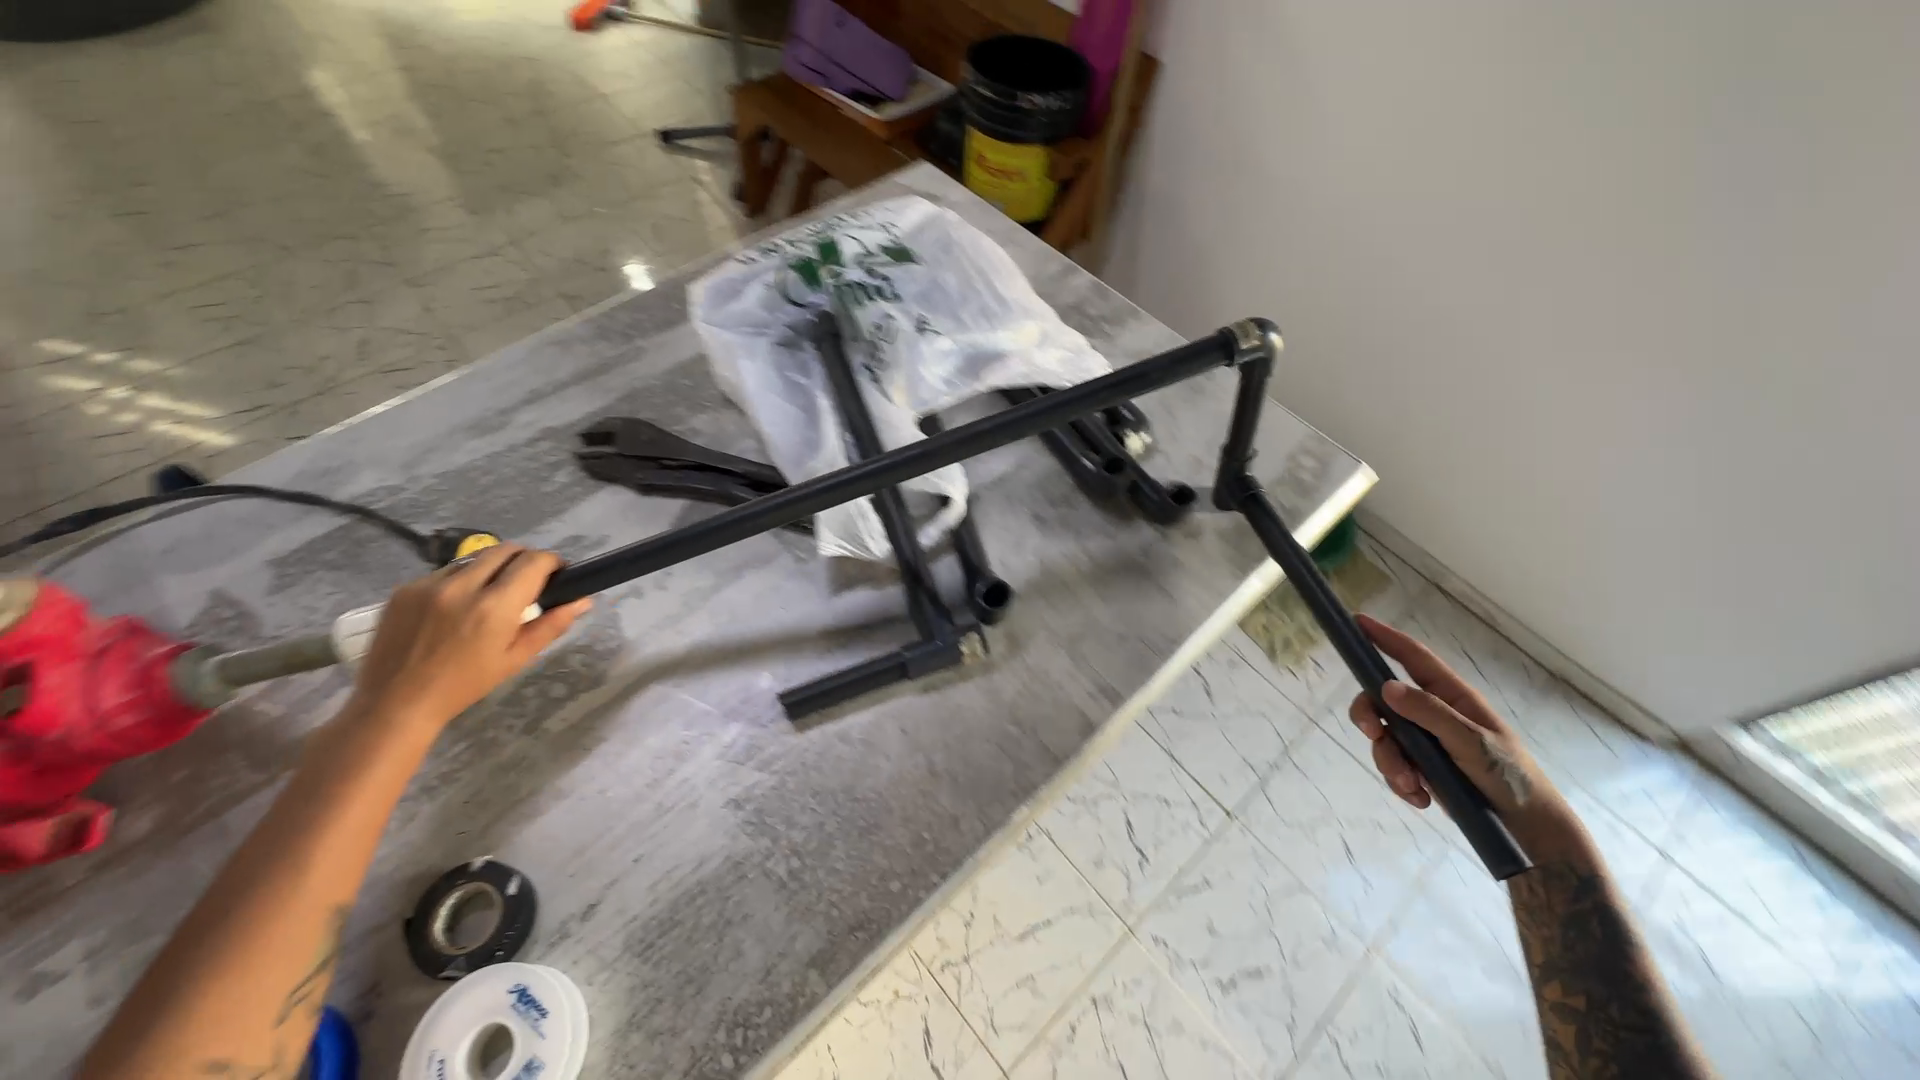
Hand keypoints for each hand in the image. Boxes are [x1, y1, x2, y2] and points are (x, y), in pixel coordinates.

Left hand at [345, 544, 591, 732]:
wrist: (396, 702)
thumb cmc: (464, 686)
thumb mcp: (515, 659)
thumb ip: (551, 625)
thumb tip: (583, 600)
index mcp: (494, 607)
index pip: (533, 561)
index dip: (551, 562)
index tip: (557, 575)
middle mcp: (462, 586)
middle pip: (505, 549)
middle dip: (524, 559)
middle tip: (528, 583)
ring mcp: (429, 584)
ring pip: (474, 559)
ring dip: (490, 569)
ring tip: (488, 598)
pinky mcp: (406, 588)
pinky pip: (444, 572)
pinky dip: (460, 582)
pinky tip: (454, 609)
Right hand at [1347, 614, 1592, 863]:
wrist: (1524, 824)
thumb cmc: (1508, 774)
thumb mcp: (1471, 741)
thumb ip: (1429, 713)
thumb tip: (1385, 685)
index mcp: (1450, 695)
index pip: (1412, 657)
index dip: (1384, 637)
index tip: (1357, 621)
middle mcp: (1432, 712)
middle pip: (1381, 700)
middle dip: (1370, 718)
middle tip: (1372, 735)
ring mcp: (1424, 739)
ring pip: (1383, 737)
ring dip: (1390, 762)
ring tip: (1411, 786)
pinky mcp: (1420, 765)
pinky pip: (1391, 765)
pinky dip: (1399, 782)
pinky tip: (1420, 797)